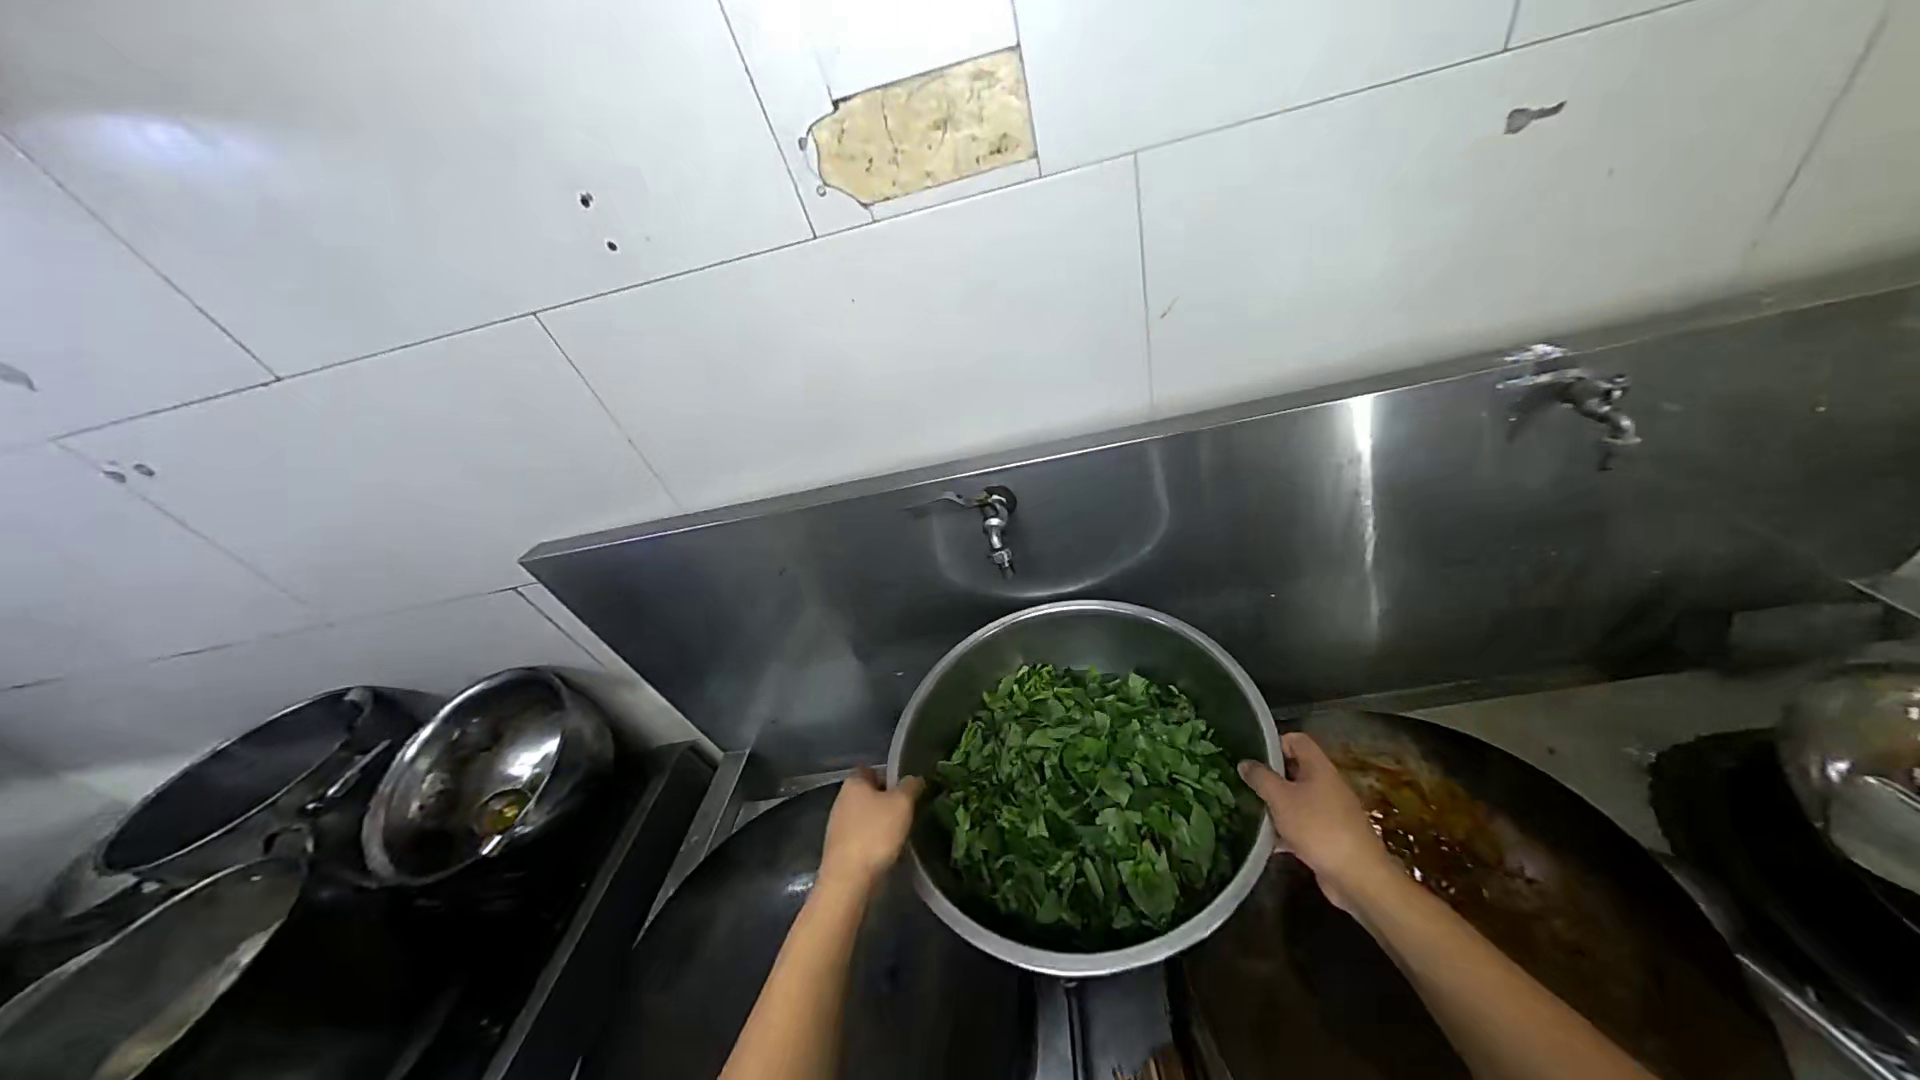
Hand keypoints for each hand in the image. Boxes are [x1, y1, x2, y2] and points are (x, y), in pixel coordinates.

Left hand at [818, 767, 924, 894]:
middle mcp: (841, 800)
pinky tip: (887, 851)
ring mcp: (838, 825)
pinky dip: (874, 840)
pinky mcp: (840, 848)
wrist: (849, 879)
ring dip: (882, 822)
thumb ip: (910, 786)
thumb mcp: (902, 803)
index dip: (889, 775)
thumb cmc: (876, 833)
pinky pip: (862, 836)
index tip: (906, 789)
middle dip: (888, 801)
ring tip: (901, 833)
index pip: (871, 769)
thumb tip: (914, 779)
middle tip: (908, 811)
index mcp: (853, 782)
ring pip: (866, 816)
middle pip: (869, 793)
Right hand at [1240, 733, 1400, 909]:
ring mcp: (1329, 812)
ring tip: (1249, 811)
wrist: (1357, 877)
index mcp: (1319, 768)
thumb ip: (1260, 778)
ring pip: (1295, 799)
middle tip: (1245, 784)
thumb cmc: (1318, 828)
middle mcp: (1326, 786)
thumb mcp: (1281, 798)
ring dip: (1275, 805)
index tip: (1253, 758)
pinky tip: (1266, 840)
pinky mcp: (1328, 836)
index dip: (1275, 743)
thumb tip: (1245, 763)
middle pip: (1294, 770)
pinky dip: (1284, 829)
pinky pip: (1301, 824)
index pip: (1297, 740)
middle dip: (1269, 777)